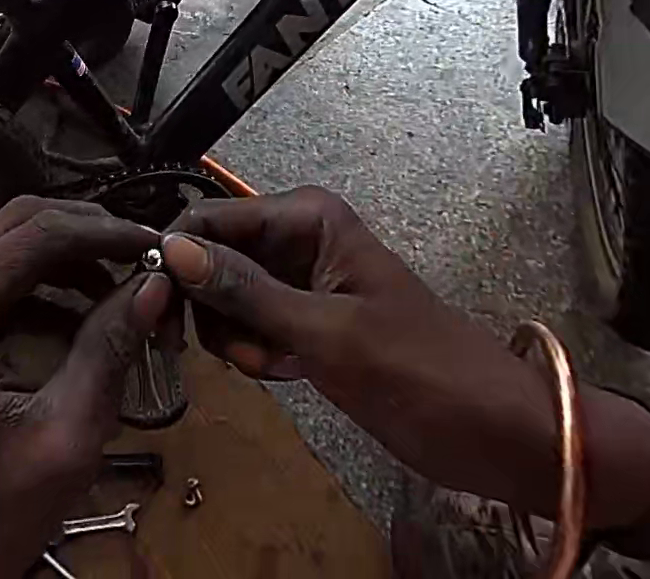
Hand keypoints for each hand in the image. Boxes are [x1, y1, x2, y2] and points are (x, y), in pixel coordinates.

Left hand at [0, 198, 169, 578]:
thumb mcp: (60, 441)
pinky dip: (52, 280)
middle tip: (144, 259)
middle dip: (92, 233)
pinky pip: (5, 272)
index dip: (107, 232)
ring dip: (74, 254)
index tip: (156, 247)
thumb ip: (109, 353)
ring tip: (125, 286)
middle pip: (25, 220)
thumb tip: (155, 287)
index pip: (41, 233)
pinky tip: (89, 311)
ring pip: (16, 238)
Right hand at [162, 188, 561, 509]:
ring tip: (271, 363)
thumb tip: (173, 251)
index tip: (155, 306)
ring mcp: (294, 278)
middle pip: (211, 255)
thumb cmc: (420, 370)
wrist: (494, 434)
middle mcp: (293, 236)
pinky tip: (284, 370)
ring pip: (223, 294)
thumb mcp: (327, 332)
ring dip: (234, 334)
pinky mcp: (298, 316)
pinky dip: (253, 350)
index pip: (212, 217)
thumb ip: (246, 291)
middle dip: (209, 304)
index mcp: (305, 216)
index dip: (178, 255)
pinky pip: (246, 322)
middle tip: (225, 349)